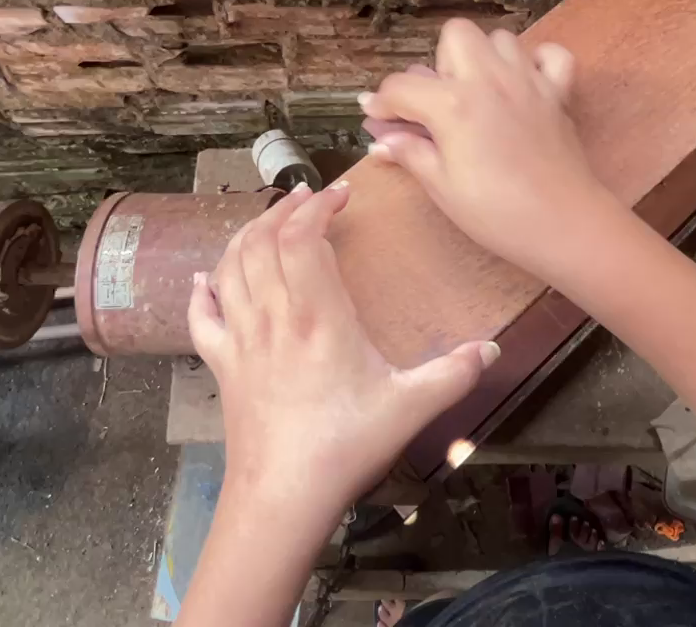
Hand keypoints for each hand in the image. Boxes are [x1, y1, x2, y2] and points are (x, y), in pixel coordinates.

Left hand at [187, 183, 499, 527]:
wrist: (281, 501)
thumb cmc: (345, 448)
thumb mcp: (410, 407)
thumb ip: (454, 373)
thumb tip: (494, 348)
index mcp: (317, 316)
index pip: (303, 237)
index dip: (318, 206)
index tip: (341, 194)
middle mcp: (272, 316)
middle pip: (262, 241)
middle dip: (282, 209)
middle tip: (306, 196)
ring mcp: (240, 339)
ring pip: (230, 267)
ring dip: (246, 235)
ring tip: (268, 221)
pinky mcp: (222, 366)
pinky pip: (201, 316)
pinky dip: (201, 289)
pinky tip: (205, 277)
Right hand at [358, 18, 625, 277]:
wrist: (563, 225)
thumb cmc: (496, 212)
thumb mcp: (442, 186)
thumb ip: (410, 152)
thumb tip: (381, 140)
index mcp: (453, 103)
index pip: (402, 86)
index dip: (382, 103)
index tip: (377, 118)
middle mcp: (490, 79)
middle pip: (455, 34)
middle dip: (440, 62)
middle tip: (440, 104)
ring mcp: (528, 81)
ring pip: (500, 39)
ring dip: (482, 58)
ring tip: (478, 95)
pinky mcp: (558, 92)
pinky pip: (551, 54)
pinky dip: (536, 61)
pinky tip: (523, 85)